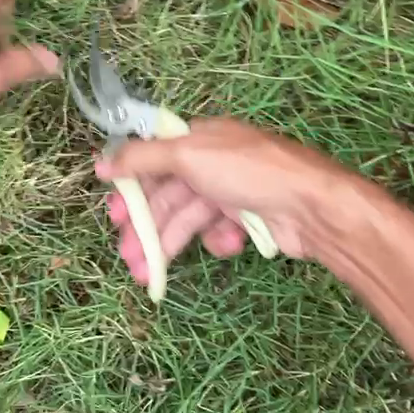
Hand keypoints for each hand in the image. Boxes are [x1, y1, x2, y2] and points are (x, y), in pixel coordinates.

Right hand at [97, 118, 368, 275]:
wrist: (311, 206)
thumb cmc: (246, 172)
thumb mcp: (187, 156)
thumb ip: (141, 159)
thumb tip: (102, 163)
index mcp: (198, 139)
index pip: (153, 162)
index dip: (132, 189)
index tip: (115, 214)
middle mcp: (212, 162)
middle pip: (167, 196)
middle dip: (145, 226)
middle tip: (127, 254)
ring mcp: (231, 192)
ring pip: (188, 219)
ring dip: (167, 244)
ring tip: (148, 273)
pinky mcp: (248, 219)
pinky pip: (218, 231)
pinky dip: (216, 241)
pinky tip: (225, 245)